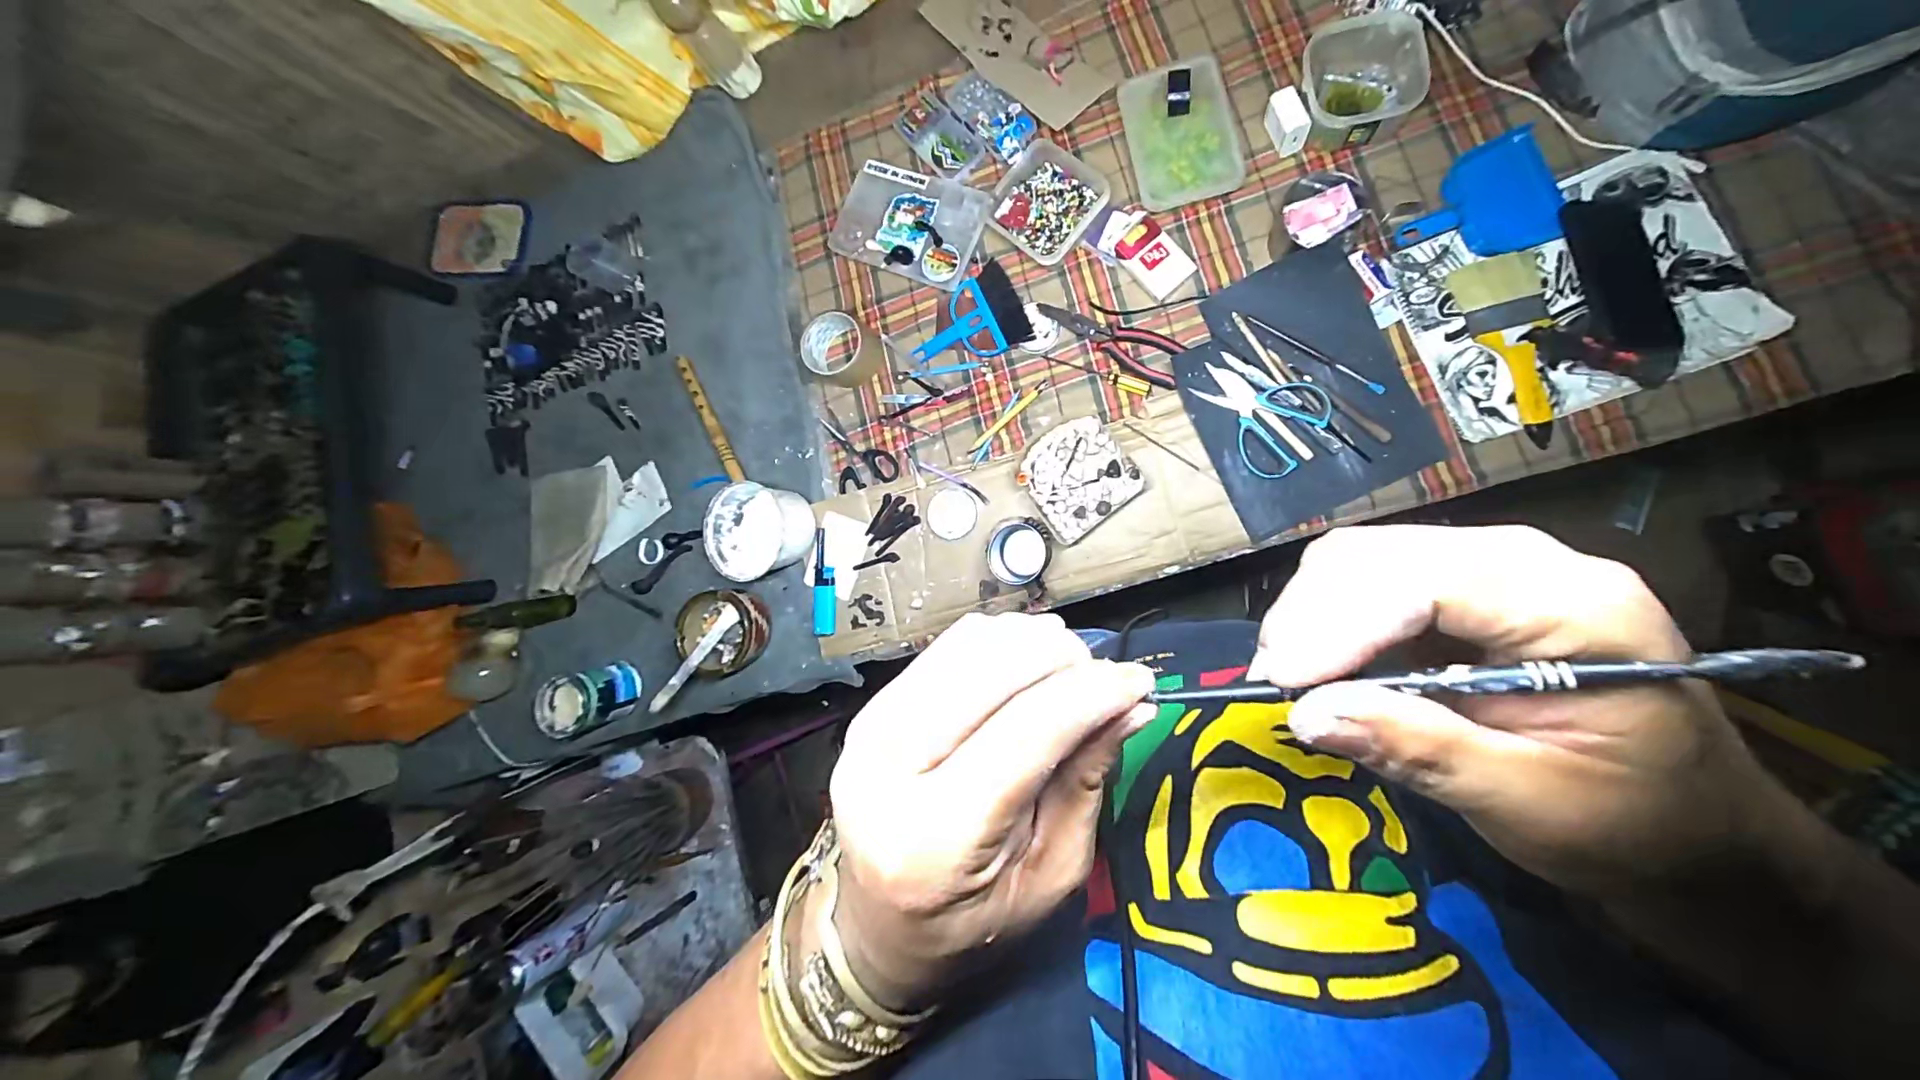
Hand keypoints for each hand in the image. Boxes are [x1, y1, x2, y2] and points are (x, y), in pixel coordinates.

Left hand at [825, 613, 1155, 1010]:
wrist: (878, 922)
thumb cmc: (971, 918)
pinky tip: (1025, 657)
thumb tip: (1132, 707)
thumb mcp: (1049, 874)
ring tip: (1067, 664)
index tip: (1139, 680)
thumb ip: (1086, 784)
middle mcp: (888, 771)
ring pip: (963, 647)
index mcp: (935, 839)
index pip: (1024, 736)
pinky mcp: (870, 708)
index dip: (1089, 696)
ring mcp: (869, 730)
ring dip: (1028, 642)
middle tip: (1102, 675)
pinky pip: (943, 648)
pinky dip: (996, 640)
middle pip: (988, 676)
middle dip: (1059, 658)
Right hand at [1249, 525, 1793, 899]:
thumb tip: (1306, 715)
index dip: (1342, 623)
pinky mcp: (1456, 587)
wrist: (1690, 824)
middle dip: (1311, 616)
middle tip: (1277, 685)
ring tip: (1291, 677)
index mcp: (1577, 607)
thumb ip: (1418, 750)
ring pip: (1361, 559)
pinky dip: (1326, 618)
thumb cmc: (1632, 823)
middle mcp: (1528, 564)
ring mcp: (1489, 569)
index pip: (1428, 581)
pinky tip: (1318, 662)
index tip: (1285, 682)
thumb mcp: (1527, 801)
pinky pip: (1366, 580)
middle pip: (1380, 555)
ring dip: (1310, 615)